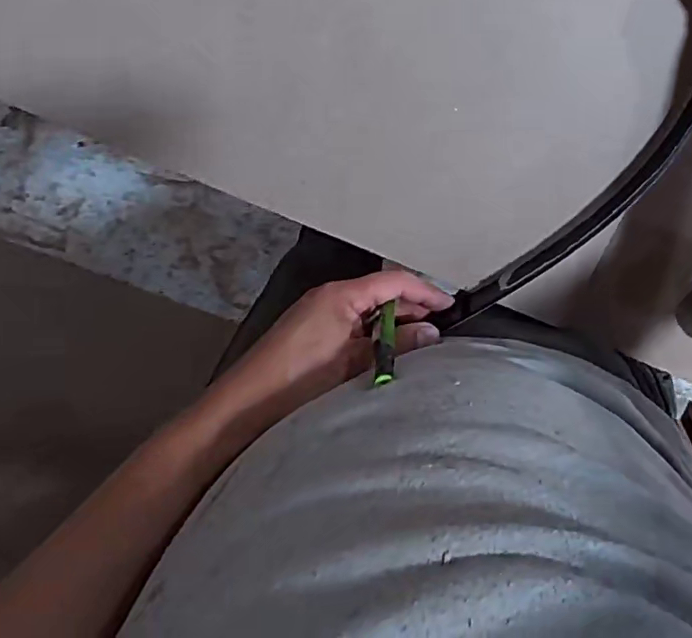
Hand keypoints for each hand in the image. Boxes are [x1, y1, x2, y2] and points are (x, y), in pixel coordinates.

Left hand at [204, 270, 452, 430]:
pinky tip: (386, 355)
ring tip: (419, 344)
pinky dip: (373, 335)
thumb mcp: (355, 363)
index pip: (394, 281)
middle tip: (439, 328)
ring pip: (368, 310)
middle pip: (382, 292)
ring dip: (393, 324)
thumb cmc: (294, 383)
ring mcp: (318, 314)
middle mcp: (329, 297)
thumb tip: (430, 333)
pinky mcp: (311, 333)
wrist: (242, 410)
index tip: (449, 305)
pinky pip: (353, 325)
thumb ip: (396, 345)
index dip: (425, 291)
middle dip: (412, 308)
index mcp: (341, 295)